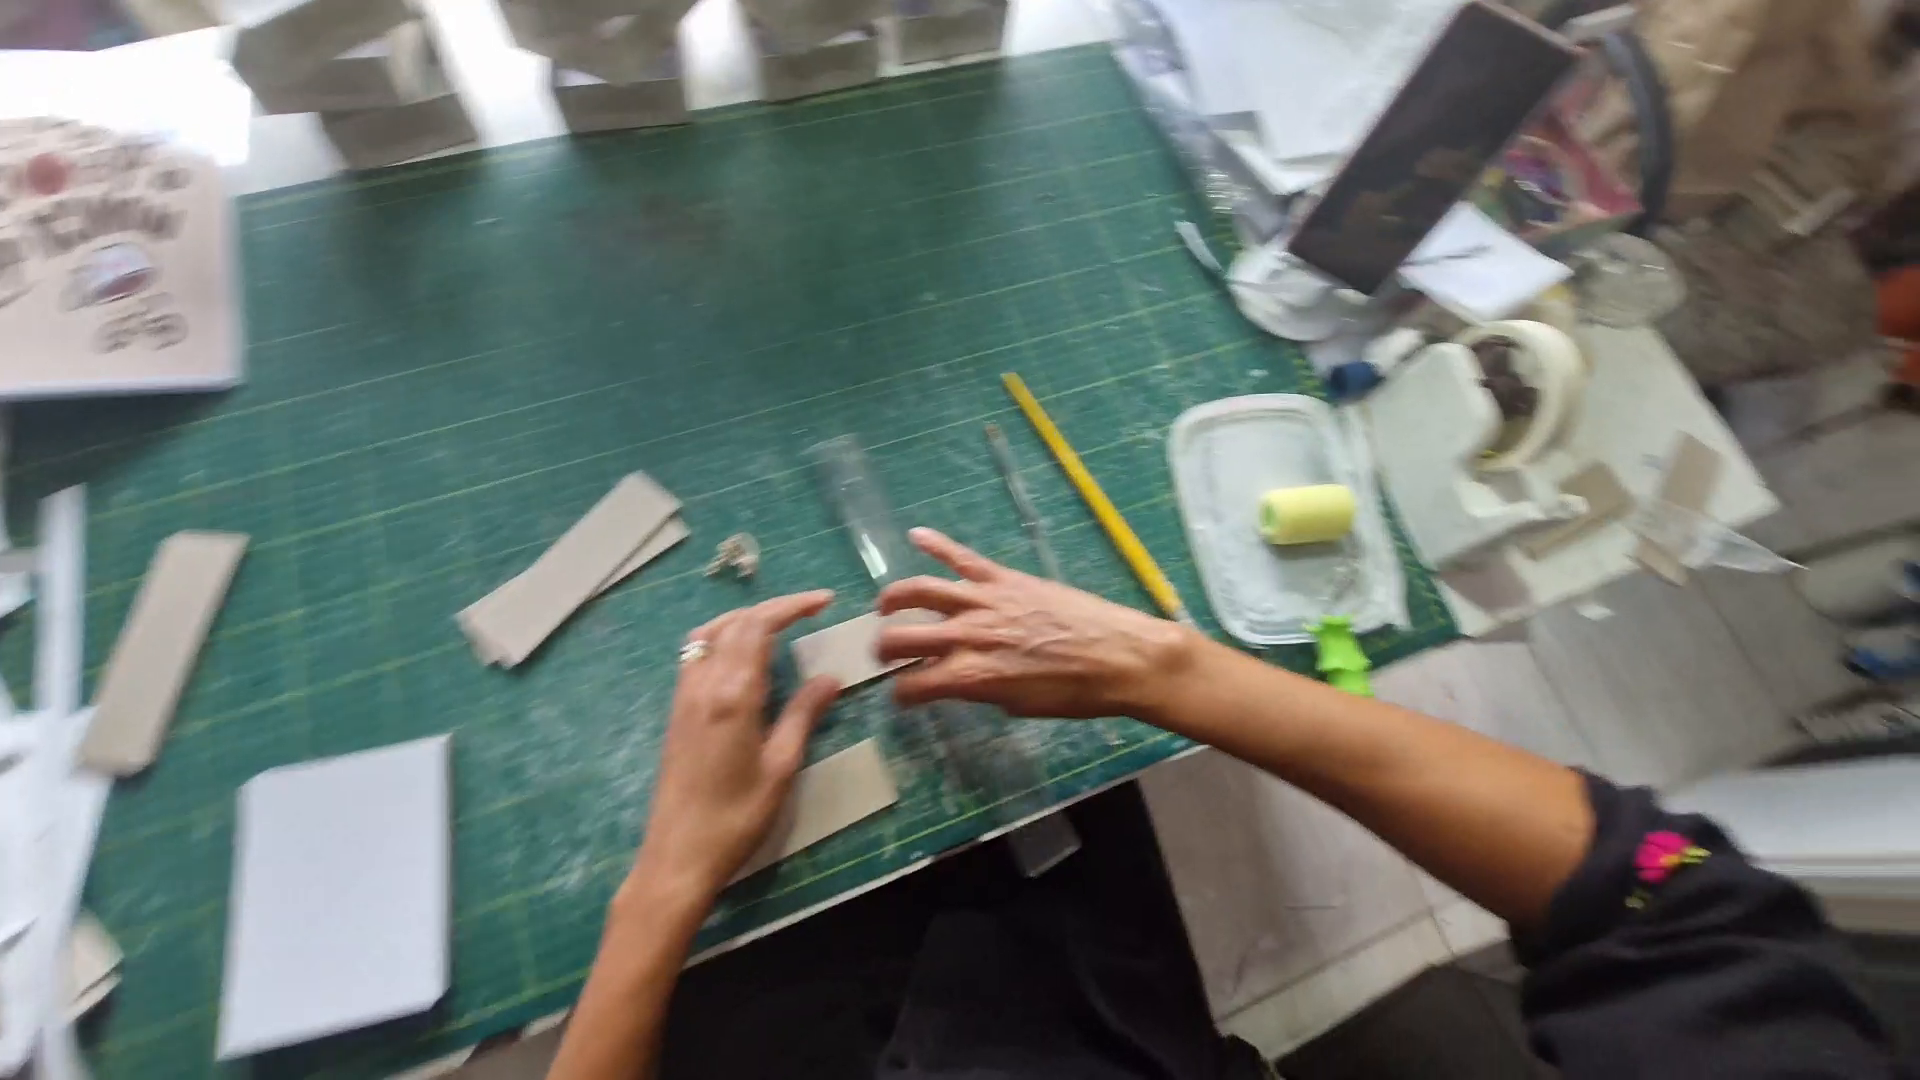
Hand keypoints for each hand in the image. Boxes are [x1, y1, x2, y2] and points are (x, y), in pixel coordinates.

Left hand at [629, 591, 841, 906]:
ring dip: (743, 619)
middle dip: (774, 608)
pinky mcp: (676, 712)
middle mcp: (704, 684)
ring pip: (709, 634)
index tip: (825, 601)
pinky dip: (722, 638)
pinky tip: (742, 657)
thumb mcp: (782, 766)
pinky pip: (695, 655)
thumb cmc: (738, 816)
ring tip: (776, 624)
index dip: (793, 606)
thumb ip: (803, 714)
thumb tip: (829, 677)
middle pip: (736, 623)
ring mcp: (684, 696)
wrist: (678, 856)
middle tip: (810, 609)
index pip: (760, 627)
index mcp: (734, 694)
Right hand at [875, 528, 1196, 721]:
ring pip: (922, 591)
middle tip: (884, 651)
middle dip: (885, 647)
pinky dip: (937, 544)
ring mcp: (984, 601)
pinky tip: (917, 535)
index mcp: (970, 676)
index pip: (914, 686)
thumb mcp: (1019, 705)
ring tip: (885, 604)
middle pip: (904, 637)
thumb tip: (962, 680)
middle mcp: (967, 635)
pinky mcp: (1004, 579)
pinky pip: (963, 557)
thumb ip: (981, 689)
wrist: (1120, 656)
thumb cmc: (1074, 693)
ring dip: (895, 597)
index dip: (902, 694)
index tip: (904, 696)